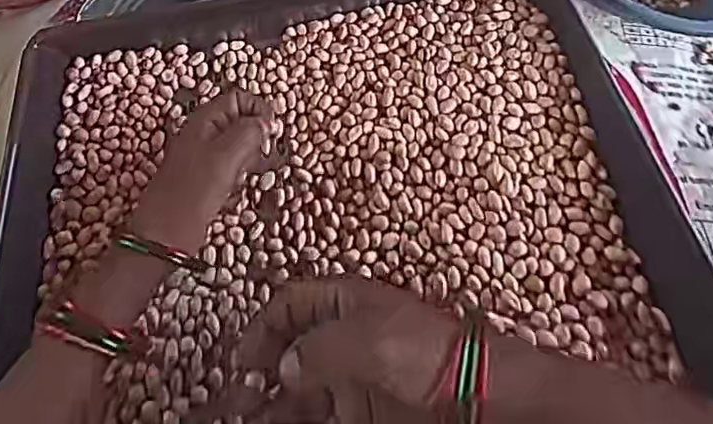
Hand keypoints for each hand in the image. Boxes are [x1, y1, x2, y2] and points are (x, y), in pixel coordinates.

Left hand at [128, 90, 271, 253]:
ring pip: (237, 149)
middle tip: (252, 160)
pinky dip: (235, 181)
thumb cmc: (190, 194)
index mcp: (204, 119)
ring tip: (236, 180)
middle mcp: (202, 134)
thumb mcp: (226, 156)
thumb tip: (265, 121)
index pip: (238, 98)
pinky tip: (228, 196)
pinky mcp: (204, 180)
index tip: (270, 131)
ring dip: (245, 164)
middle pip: (240, 123)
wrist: (162, 238)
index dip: (257, 110)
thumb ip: (249, 131)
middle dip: (253, 140)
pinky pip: (230, 171)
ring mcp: (202, 157)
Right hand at [229, 280, 459, 423]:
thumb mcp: (369, 338)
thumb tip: (283, 368)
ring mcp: (349, 375)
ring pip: (299, 389)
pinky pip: (318, 415)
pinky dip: (297, 421)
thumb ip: (320, 349)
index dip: (263, 327)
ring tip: (248, 419)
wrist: (474, 392)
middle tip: (238, 401)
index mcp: (341, 301)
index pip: (289, 304)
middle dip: (261, 373)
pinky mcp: (359, 411)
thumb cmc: (423, 350)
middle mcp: (339, 336)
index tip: (243, 359)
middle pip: (288, 350)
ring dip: (273, 405)